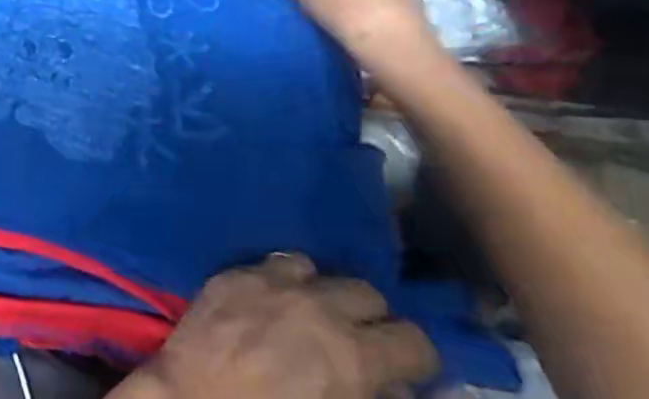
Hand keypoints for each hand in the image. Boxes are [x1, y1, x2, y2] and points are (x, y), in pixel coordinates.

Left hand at [111, 254, 439, 398]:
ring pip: (316, 269)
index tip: (404, 371)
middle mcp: (317, 305)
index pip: (416, 340)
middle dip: (369, 319)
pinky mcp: (232, 273)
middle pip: (367, 292)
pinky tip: (272, 302)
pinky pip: (269, 263)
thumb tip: (392, 385)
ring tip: (310, 317)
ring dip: (321, 291)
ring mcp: (269, 281)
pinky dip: (280, 281)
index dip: (415, 360)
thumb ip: (375, 397)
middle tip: (357, 343)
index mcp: (354, 354)